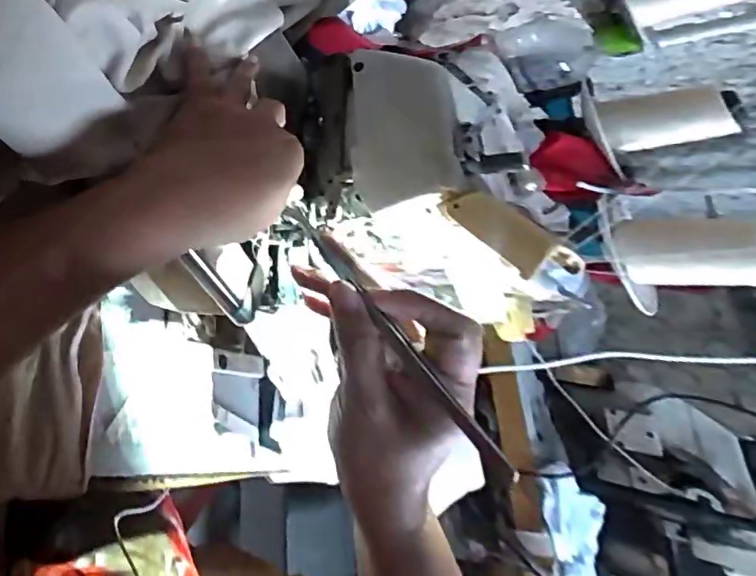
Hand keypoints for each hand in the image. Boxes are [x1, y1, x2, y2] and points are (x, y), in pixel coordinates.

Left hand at [103, 48, 301, 271]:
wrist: (180, 197)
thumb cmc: (225, 216)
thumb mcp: (264, 215)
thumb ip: (275, 193)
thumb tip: (282, 184)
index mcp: (288, 154)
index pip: (289, 149)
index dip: (277, 157)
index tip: (266, 168)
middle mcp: (264, 124)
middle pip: (271, 112)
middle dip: (267, 116)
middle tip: (258, 122)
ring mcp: (231, 109)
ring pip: (243, 83)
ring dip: (246, 72)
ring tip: (250, 61)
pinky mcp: (199, 103)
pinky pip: (199, 74)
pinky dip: (196, 59)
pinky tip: (192, 42)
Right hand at [293, 269, 482, 540]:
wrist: (370, 492)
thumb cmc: (379, 460)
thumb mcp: (365, 402)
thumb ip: (356, 345)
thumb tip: (342, 290)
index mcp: (450, 381)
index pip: (452, 328)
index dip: (416, 306)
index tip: (372, 301)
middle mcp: (431, 365)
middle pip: (407, 312)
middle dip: (365, 286)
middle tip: (328, 262)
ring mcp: (403, 362)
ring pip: (377, 315)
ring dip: (341, 293)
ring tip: (303, 272)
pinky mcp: (379, 363)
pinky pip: (360, 329)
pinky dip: (335, 314)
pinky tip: (310, 299)